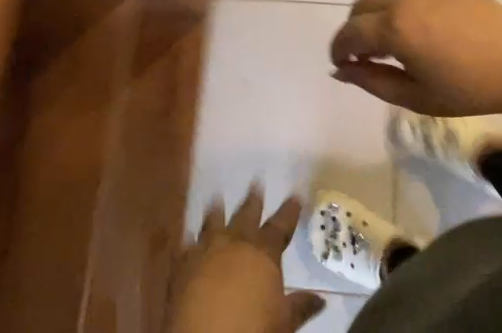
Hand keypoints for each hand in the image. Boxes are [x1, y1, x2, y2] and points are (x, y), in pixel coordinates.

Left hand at [170, 185, 323, 332]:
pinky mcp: (181, 266)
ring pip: (212, 223)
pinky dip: (189, 240)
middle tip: (256, 183)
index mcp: (262, 253)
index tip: (296, 195)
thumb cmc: (253, 328)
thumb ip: (299, 306)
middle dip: (252, 201)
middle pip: (245, 216)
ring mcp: (204, 251)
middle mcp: (233, 244)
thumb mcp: (284, 322)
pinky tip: (188, 236)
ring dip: (217, 212)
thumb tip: (321, 300)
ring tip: (218, 199)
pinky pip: (186, 246)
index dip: (289, 211)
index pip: (280, 227)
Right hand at [329, 0, 501, 116]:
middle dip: (353, 30)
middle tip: (363, 56)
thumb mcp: (416, 97)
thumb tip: (341, 70)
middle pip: (360, 6)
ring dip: (374, 15)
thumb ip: (372, 81)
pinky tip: (415, 27)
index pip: (349, 33)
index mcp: (395, 28)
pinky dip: (397, 4)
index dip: (338, 50)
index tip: (341, 66)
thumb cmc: (469, 89)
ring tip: (389, 43)